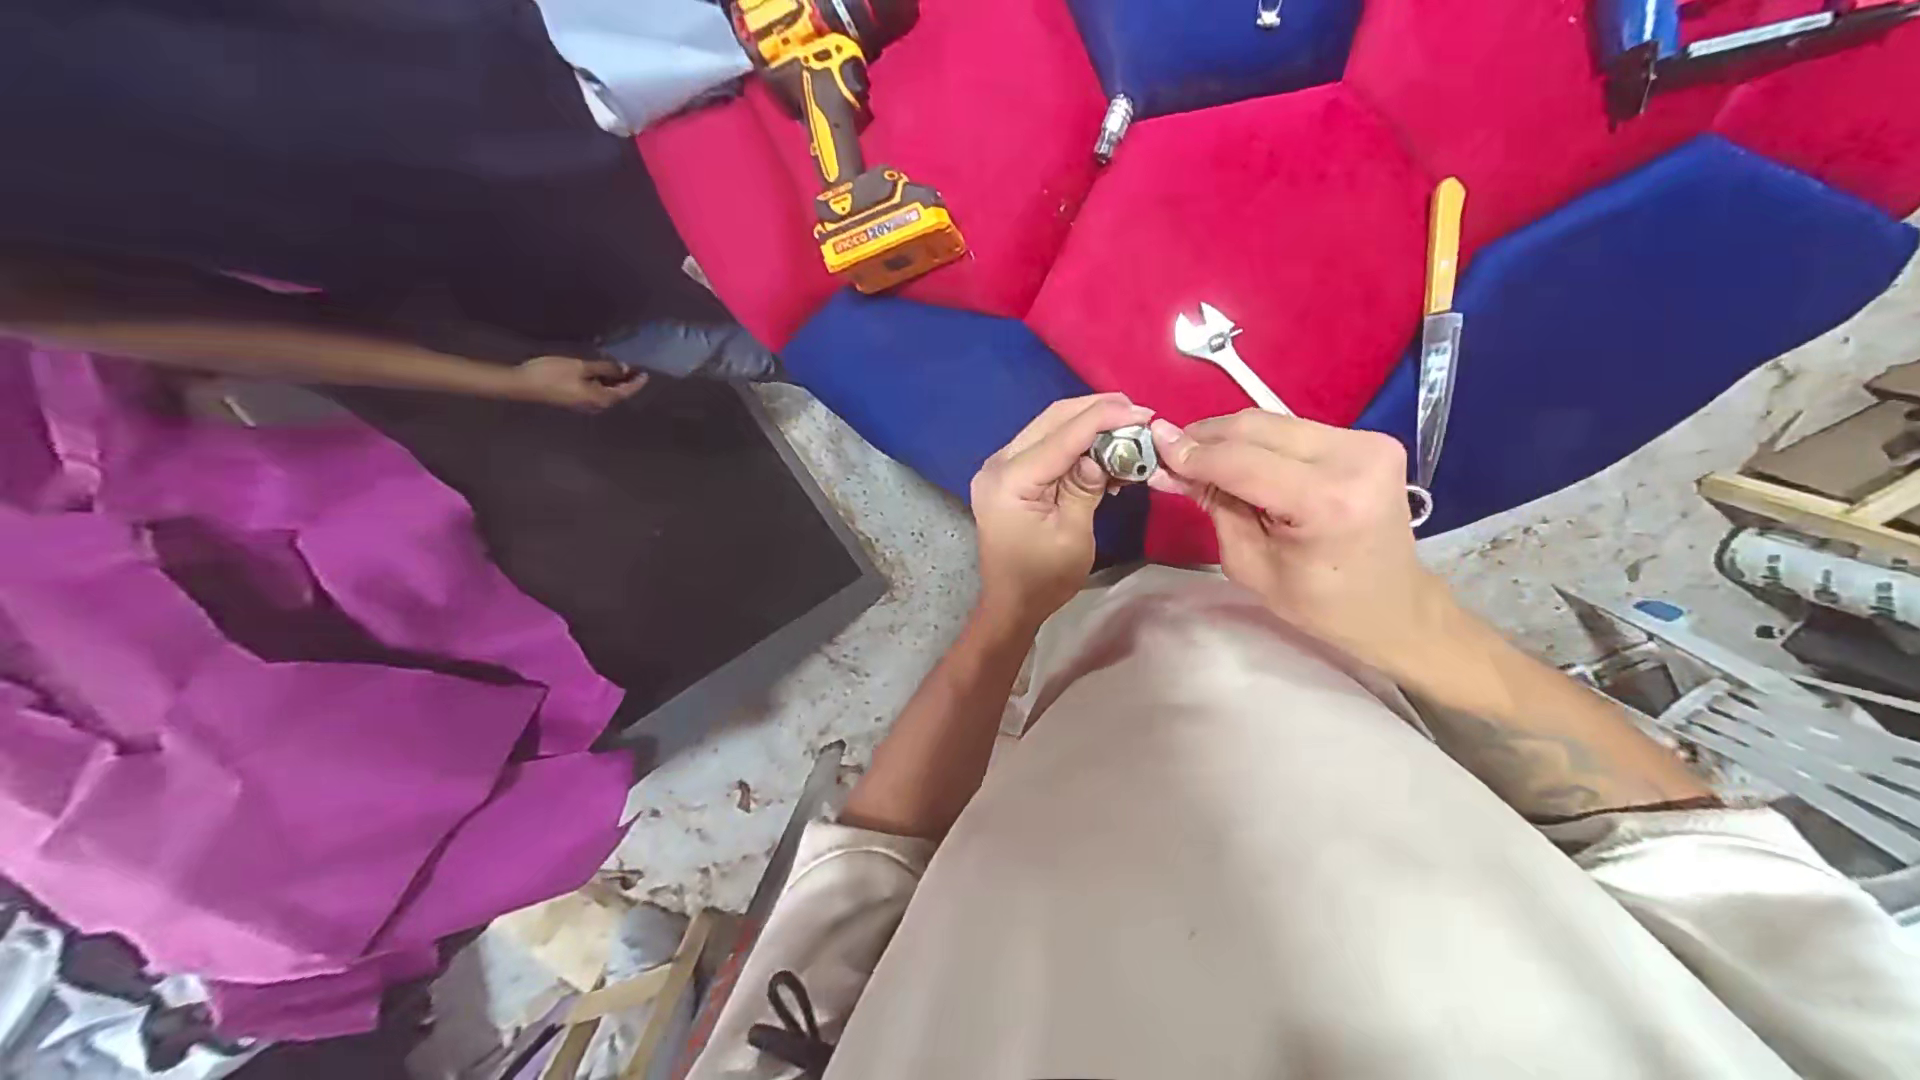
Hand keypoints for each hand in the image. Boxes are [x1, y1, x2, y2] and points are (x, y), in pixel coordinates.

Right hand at [513, 355, 647, 411]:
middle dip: (627, 382)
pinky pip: (597, 393)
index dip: (636, 382)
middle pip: (618, 394)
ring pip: (607, 394)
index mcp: (601, 399)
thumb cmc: (552, 374)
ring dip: (616, 383)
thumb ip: (604, 368)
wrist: (523, 385)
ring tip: (623, 369)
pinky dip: (604, 384)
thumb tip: (623, 369)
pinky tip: (604, 374)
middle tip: (635, 368)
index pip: (626, 392)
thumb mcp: (581, 367)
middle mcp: (597, 406)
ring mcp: (586, 405)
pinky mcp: (576, 401)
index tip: (645, 373)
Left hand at [970, 393, 1152, 629]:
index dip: (1104, 419)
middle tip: (1138, 414)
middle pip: (1052, 420)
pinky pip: (1044, 446)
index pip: (1062, 436)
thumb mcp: (1073, 535)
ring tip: (1126, 429)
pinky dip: (1074, 443)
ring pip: (1048, 428)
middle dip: (1097, 411)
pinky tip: (1102, 451)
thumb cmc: (1043, 578)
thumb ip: (1085, 487)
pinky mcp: (1008, 475)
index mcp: (1009, 480)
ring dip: (1087, 424)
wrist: (1011, 603)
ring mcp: (1000, 468)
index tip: (1143, 413)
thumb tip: (1103, 453)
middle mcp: (998, 465)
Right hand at [1149, 410, 1457, 672]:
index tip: (1151, 445)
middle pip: (1255, 427)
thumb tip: (1168, 467)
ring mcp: (1367, 442)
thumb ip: (1213, 506)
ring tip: (1197, 460)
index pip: (1241, 461)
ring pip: (1271, 422)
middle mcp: (1354, 458)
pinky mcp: (1367, 439)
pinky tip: (1236, 462)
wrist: (1395, 607)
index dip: (1190, 452)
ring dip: (1227, 438)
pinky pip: (1291, 430)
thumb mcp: (1250, 564)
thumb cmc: (1321, 604)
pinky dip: (1255, 442)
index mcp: (1328, 501)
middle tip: (1168, 454)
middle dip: (1204, 438)